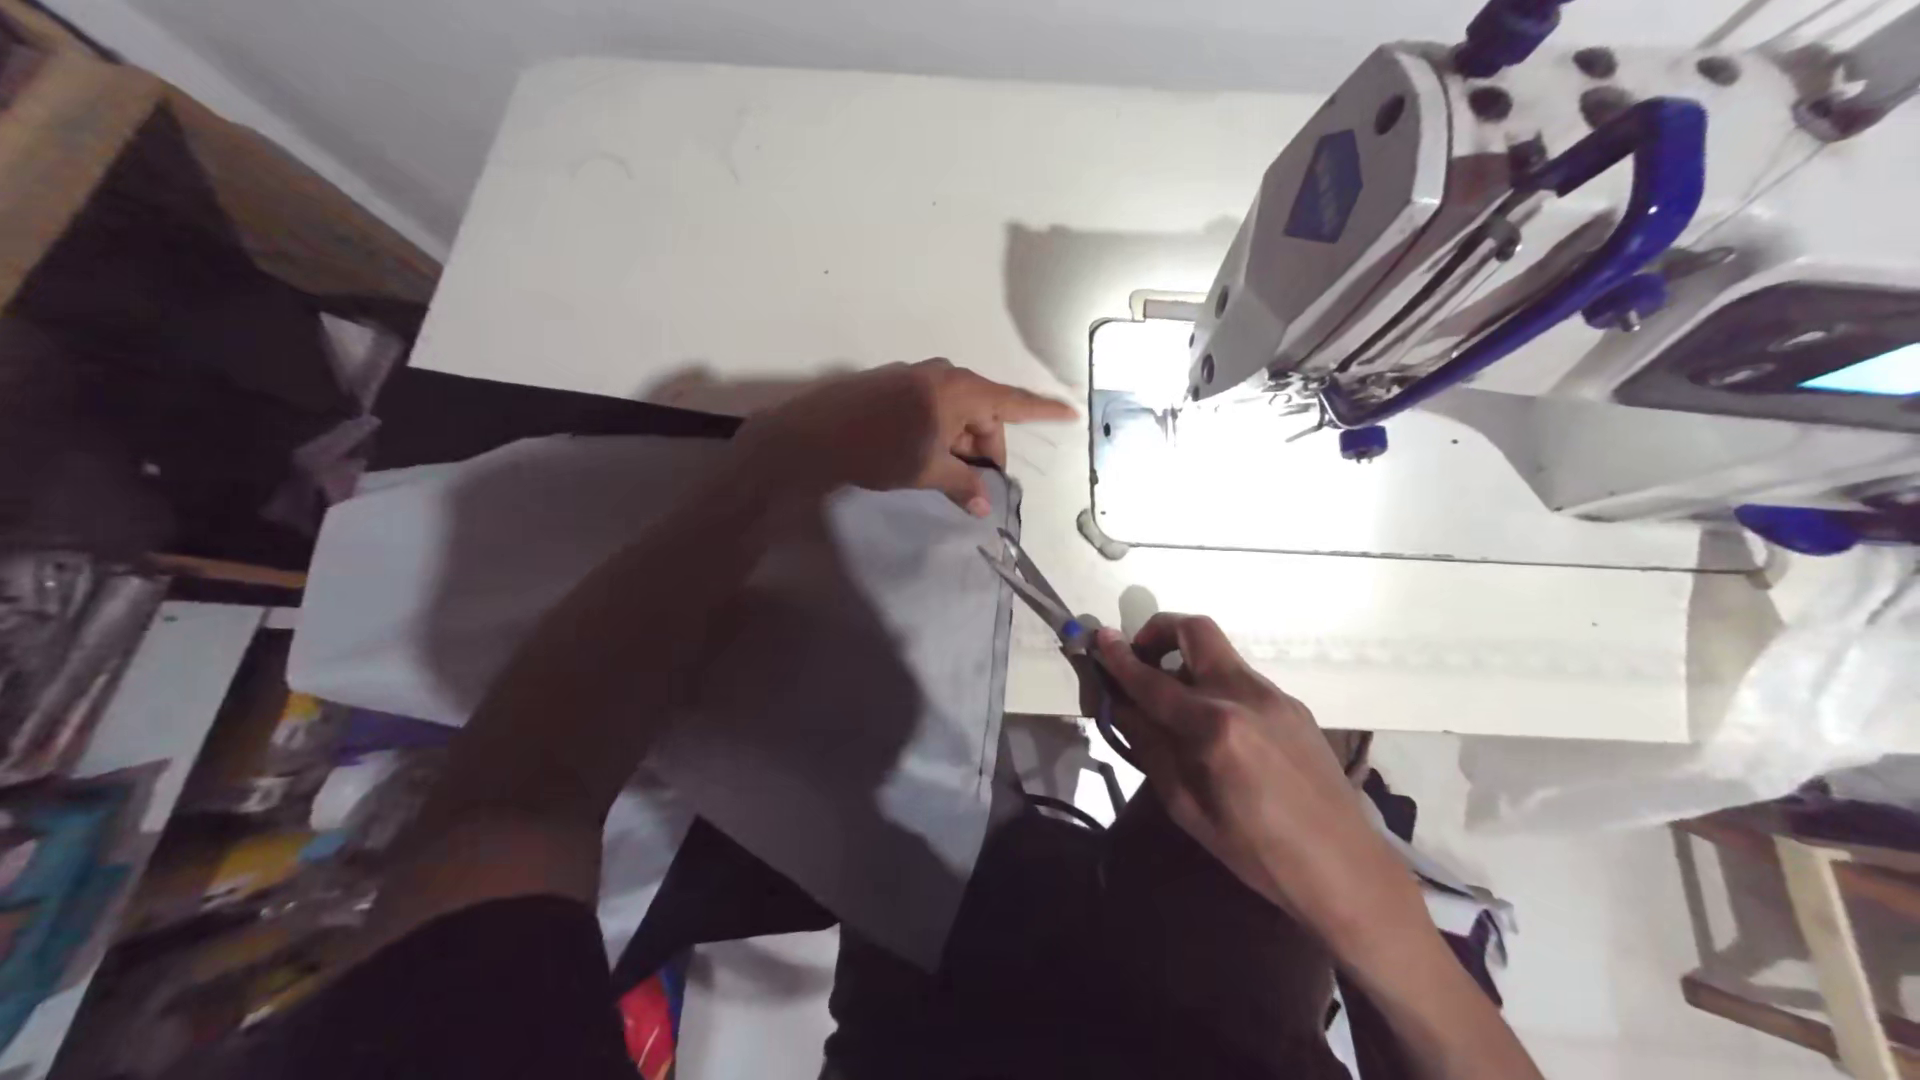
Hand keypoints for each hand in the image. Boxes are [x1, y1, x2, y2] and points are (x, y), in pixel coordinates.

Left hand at [736, 359, 1075, 515]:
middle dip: (985, 447)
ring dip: (961, 441)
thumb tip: (984, 505)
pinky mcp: (895, 384)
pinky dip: (940, 430)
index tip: (1070, 412)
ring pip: (957, 411)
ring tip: (945, 473)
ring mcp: (917, 376)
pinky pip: (934, 406)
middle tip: (975, 483)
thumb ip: (962, 484)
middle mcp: (943, 374)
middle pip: (984, 411)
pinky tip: (924, 453)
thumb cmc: (878, 451)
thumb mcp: (927, 470)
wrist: (812, 434)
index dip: (1043, 410)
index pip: (1014, 402)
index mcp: (959, 390)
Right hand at [1093, 615, 1418, 949]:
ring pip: (1220, 654)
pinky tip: (1216, 728)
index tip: (1099, 639)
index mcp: (1215, 727)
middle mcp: (1246, 696)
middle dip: (1159, 631)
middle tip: (1141, 659)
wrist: (1346, 870)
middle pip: (1196, 630)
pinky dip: (1215, 686)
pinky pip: (1242, 680)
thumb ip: (1151, 747)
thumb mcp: (1187, 807)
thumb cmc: (1257, 851)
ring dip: (1187, 662)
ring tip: (1175, 705)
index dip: (1119, 659)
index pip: (1152, 680)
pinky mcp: (1294, 706)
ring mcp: (1276, 696)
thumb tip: (1123, 707)